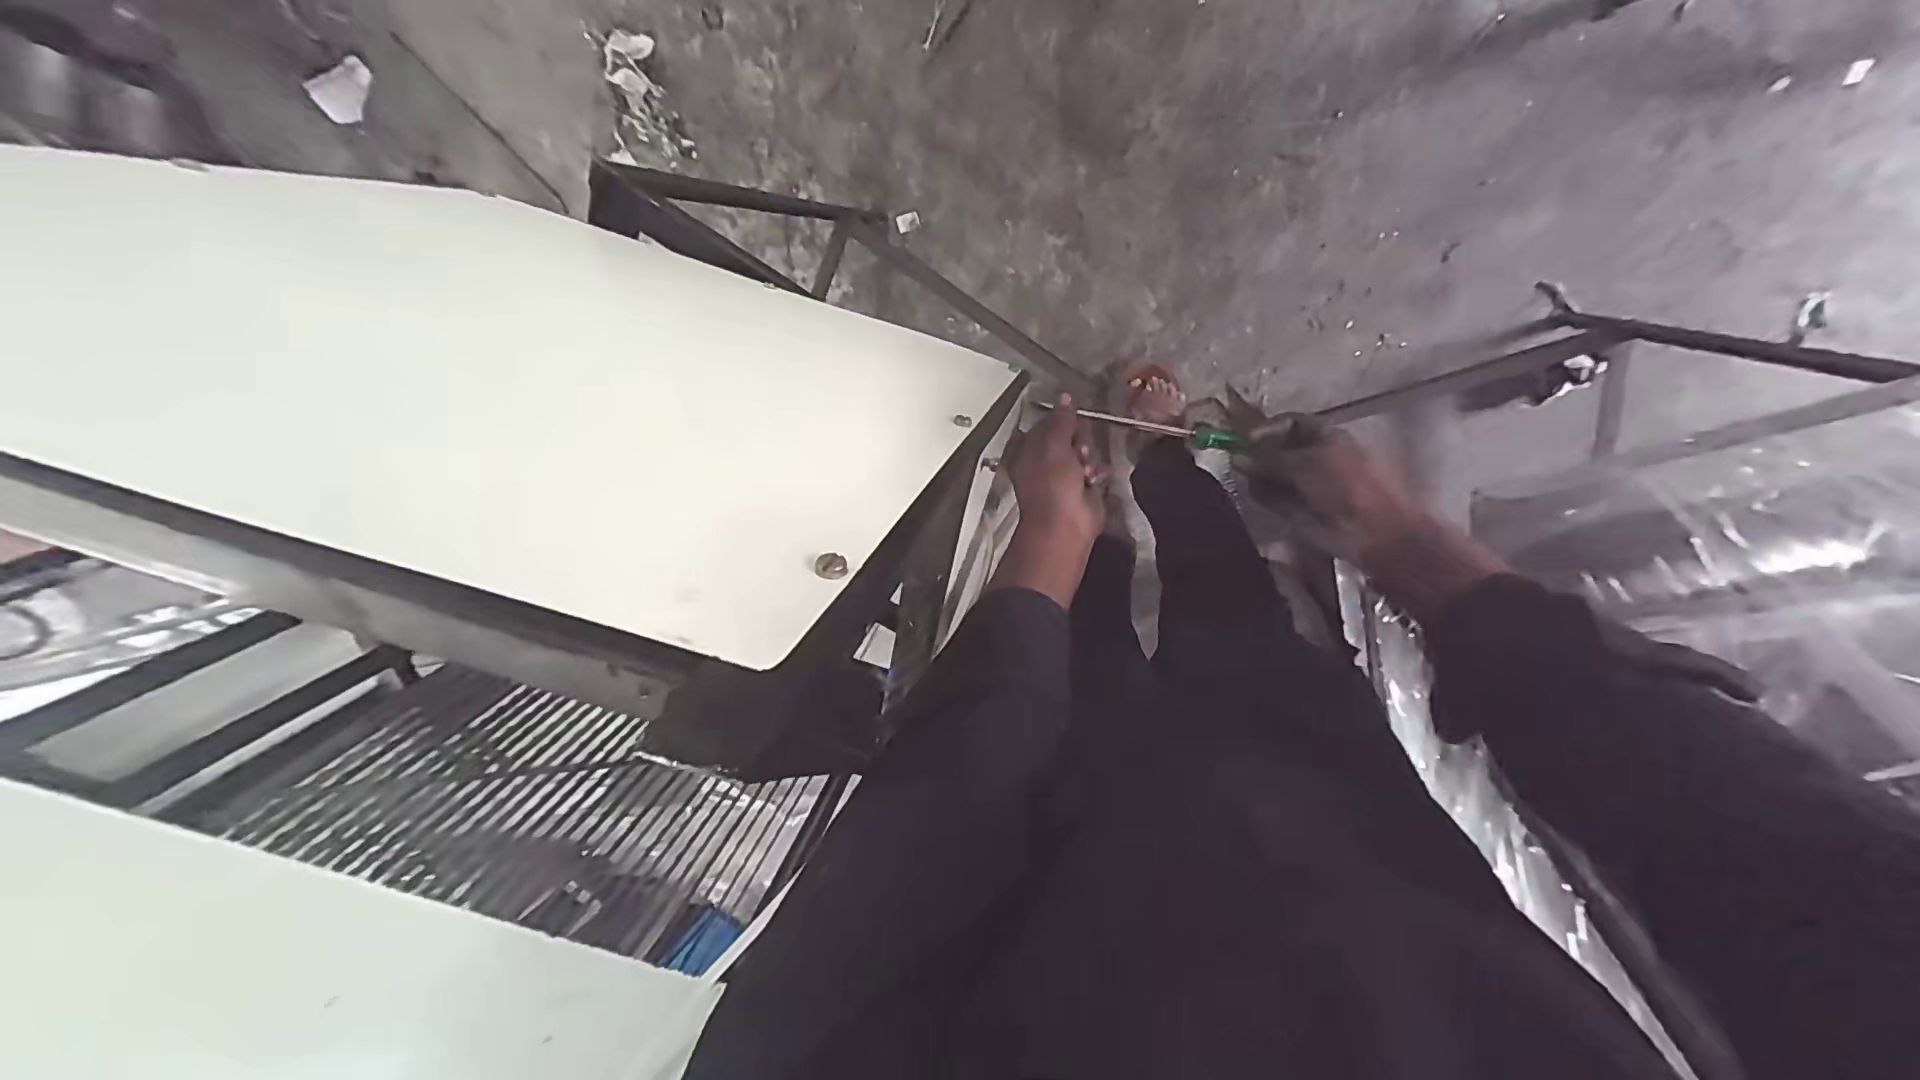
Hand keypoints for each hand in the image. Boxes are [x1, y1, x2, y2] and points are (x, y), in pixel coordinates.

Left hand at [1007, 393, 1104, 548]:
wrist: (1066, 524)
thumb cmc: (1053, 484)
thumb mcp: (1053, 445)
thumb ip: (1061, 420)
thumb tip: (1065, 396)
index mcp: (1030, 449)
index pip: (1049, 422)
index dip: (1064, 419)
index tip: (1076, 418)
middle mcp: (1046, 460)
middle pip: (1071, 435)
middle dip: (1080, 441)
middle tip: (1079, 452)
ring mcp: (1065, 474)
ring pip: (1086, 450)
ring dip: (1090, 457)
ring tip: (1086, 471)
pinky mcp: (1084, 486)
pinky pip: (1096, 468)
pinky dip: (1097, 472)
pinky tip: (1094, 479)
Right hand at [1232, 414, 1418, 558]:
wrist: (1369, 531)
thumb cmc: (1345, 486)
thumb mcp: (1307, 463)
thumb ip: (1269, 458)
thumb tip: (1237, 457)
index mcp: (1326, 438)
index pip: (1291, 423)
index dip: (1269, 428)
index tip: (1246, 438)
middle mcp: (1313, 458)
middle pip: (1277, 449)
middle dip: (1258, 453)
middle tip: (1238, 461)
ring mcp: (1304, 485)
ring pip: (1271, 474)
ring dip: (1257, 475)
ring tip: (1248, 480)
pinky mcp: (1294, 509)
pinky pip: (1271, 497)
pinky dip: (1261, 495)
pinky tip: (1256, 495)